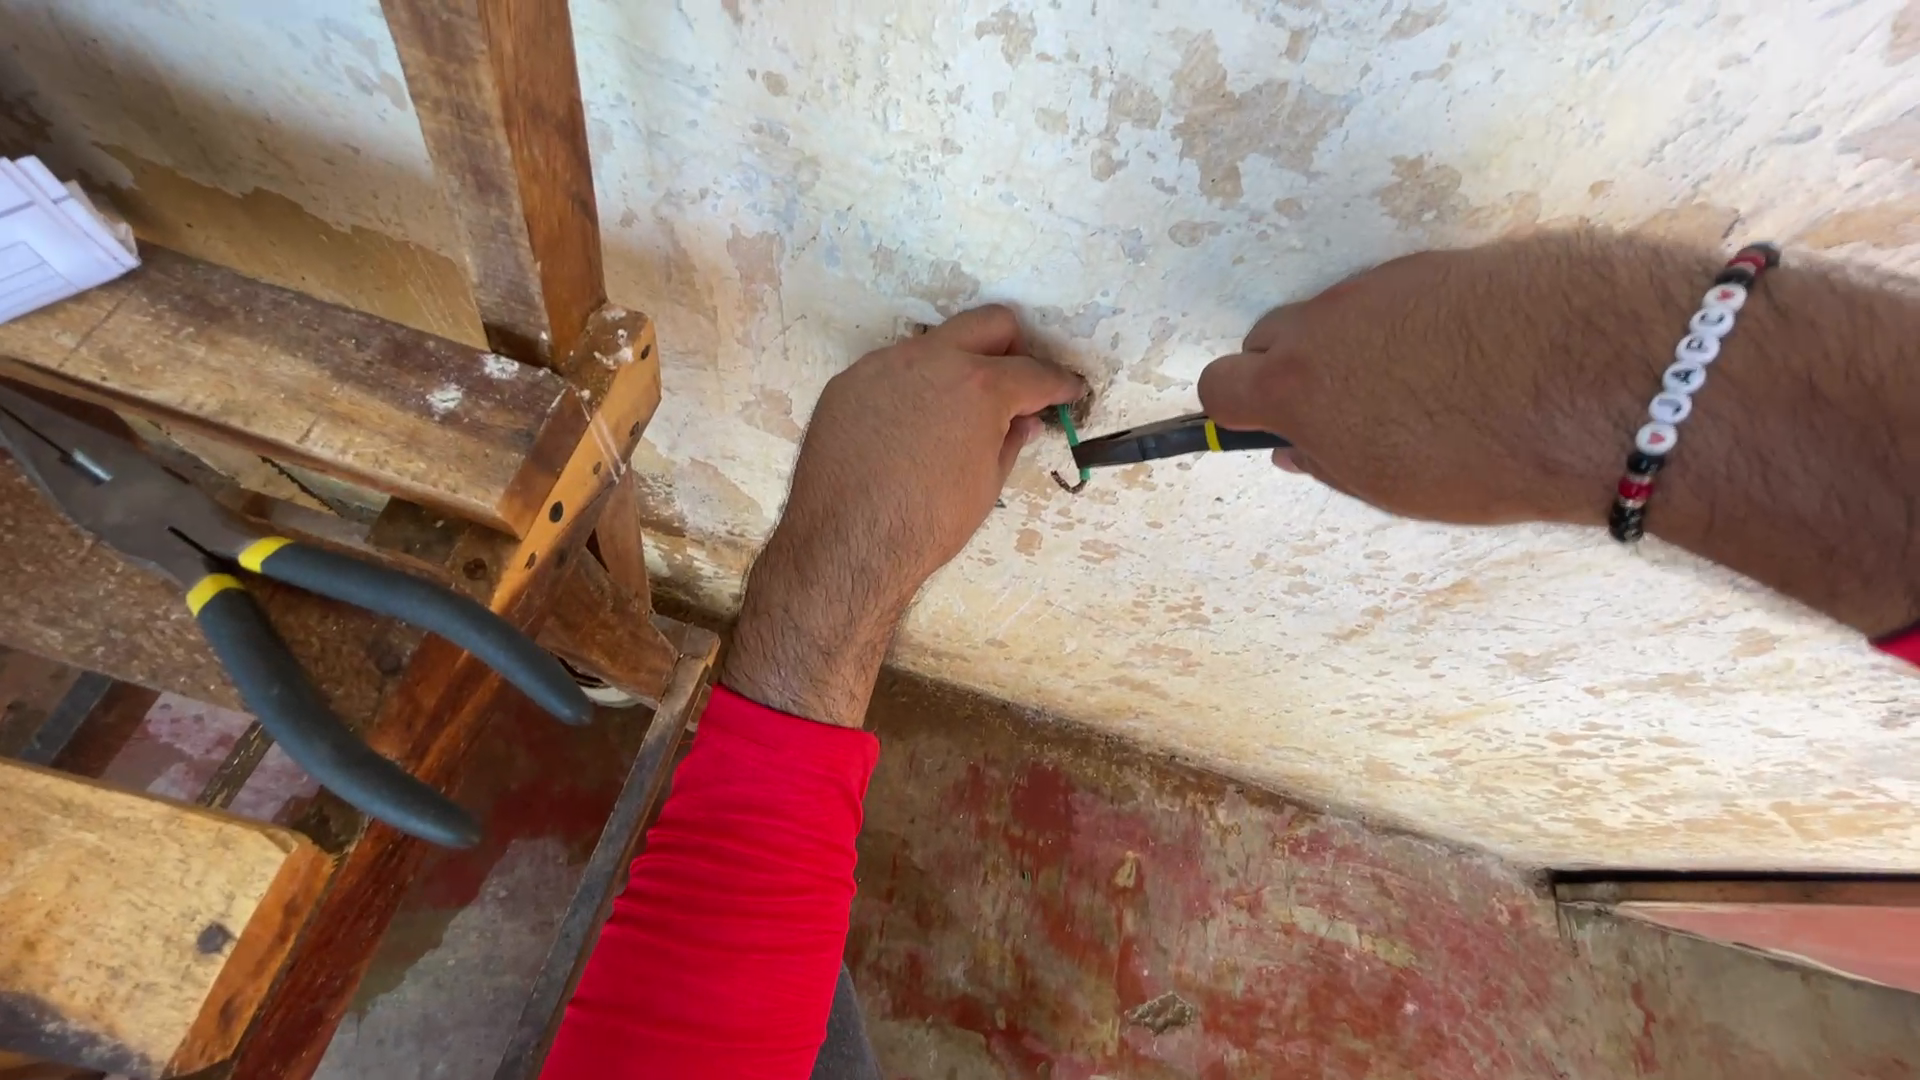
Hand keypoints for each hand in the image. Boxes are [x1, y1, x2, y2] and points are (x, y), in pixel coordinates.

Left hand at [724, 305, 1084, 726]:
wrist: (847, 544)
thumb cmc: (928, 524)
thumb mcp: (985, 486)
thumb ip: (1009, 441)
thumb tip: (1024, 420)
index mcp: (979, 386)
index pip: (1035, 372)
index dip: (1060, 384)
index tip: (1067, 392)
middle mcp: (932, 358)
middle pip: (990, 324)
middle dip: (1014, 348)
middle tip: (1015, 386)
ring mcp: (884, 364)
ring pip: (934, 345)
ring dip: (956, 368)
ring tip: (953, 415)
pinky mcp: (849, 381)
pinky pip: (892, 371)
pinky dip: (912, 389)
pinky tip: (906, 429)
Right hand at [1198, 232, 1726, 525]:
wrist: (1616, 384)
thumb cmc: (1478, 459)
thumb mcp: (1382, 483)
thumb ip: (1322, 459)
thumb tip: (1292, 447)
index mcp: (1295, 382)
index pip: (1219, 385)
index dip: (1234, 409)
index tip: (1266, 428)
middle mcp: (1327, 321)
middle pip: (1270, 338)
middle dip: (1287, 370)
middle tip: (1341, 409)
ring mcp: (1387, 282)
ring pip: (1338, 314)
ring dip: (1352, 346)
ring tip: (1421, 386)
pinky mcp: (1446, 259)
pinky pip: (1400, 294)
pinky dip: (1411, 322)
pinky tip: (1470, 354)